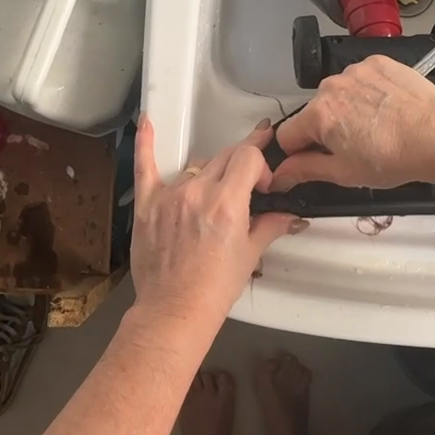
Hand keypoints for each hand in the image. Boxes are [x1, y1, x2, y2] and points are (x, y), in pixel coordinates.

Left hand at [130, 117, 301, 328]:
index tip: (263, 182)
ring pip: (196, 166)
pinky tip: (147, 123)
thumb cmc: (212, 289)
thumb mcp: (250, 255)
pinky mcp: (148, 205)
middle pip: (225, 157)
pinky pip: (145, 167)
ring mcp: (170, 196)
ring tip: (215, 197)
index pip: (248, 157)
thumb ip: (271, 225)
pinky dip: (145, 144)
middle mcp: (197, 192)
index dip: (260, 166)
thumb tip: (289, 214)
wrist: (174, 311)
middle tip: (249, 181)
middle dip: (241, 165)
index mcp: (226, 203)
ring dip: (210, 173)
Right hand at [271, 55, 434, 189]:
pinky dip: (368, 91)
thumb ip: (305, 170)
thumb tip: (280, 174)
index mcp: (318, 115)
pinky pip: (360, 78)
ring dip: (348, 107)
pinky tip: (385, 108)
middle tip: (355, 145)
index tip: (320, 158)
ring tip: (375, 125)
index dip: (300, 151)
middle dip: (327, 128)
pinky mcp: (377, 63)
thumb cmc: (395, 157)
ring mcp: (355, 71)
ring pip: (338, 94)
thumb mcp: (344, 173)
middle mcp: (331, 87)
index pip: (287, 134)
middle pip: (314, 112)